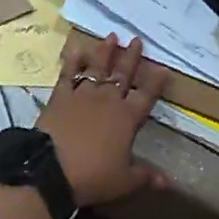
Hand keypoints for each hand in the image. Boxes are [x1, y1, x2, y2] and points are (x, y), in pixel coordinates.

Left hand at [39, 36, 169, 205]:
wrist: (51, 169)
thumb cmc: (93, 176)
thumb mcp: (124, 181)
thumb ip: (145, 176)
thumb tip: (168, 182)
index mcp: (127, 118)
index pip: (146, 95)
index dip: (155, 82)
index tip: (163, 68)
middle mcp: (107, 100)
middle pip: (122, 74)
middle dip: (131, 57)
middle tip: (137, 40)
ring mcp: (83, 94)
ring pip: (97, 68)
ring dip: (105, 52)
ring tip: (111, 36)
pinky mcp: (60, 96)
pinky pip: (68, 74)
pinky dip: (73, 61)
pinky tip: (76, 49)